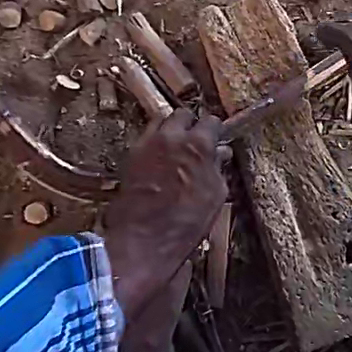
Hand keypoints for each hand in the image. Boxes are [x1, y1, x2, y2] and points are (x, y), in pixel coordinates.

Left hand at [103, 110, 227, 320]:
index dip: (214, 130)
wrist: (145, 237)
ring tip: (175, 148)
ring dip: (170, 130)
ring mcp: (148, 143)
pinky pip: (145, 138)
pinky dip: (154, 142)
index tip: (216, 138)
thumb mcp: (215, 194)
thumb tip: (220, 153)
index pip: (211, 121)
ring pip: (161, 122)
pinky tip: (159, 159)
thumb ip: (217, 168)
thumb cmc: (186, 220)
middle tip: (194, 140)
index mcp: (198, 144)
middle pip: (183, 115)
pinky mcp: (131, 154)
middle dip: (190, 124)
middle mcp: (172, 136)